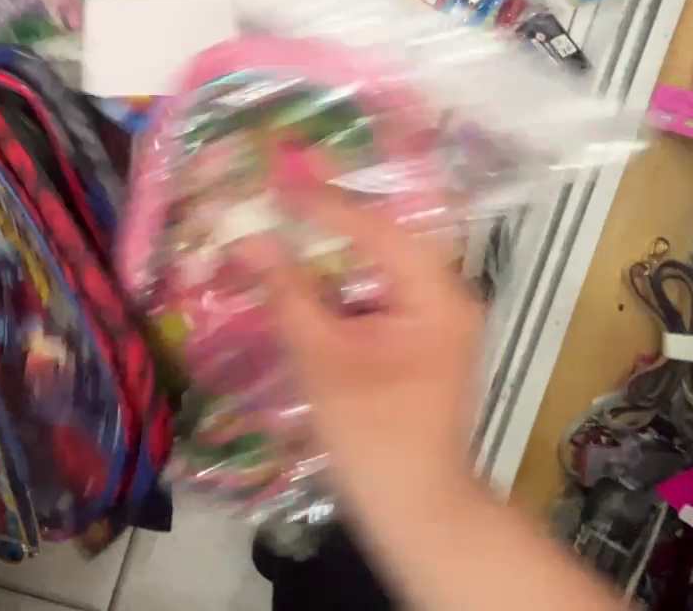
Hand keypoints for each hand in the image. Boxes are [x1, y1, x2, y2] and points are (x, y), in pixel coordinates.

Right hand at [253, 181, 486, 512]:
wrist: (415, 506)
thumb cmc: (372, 433)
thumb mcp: (320, 356)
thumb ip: (286, 290)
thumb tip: (247, 238)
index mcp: (436, 297)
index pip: (376, 229)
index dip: (322, 205)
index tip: (273, 185)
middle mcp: (444, 295)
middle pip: (380, 236)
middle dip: (326, 217)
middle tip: (276, 194)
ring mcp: (432, 314)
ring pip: (375, 260)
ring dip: (328, 244)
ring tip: (281, 220)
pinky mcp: (415, 333)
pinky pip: (373, 286)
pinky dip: (336, 275)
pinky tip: (300, 267)